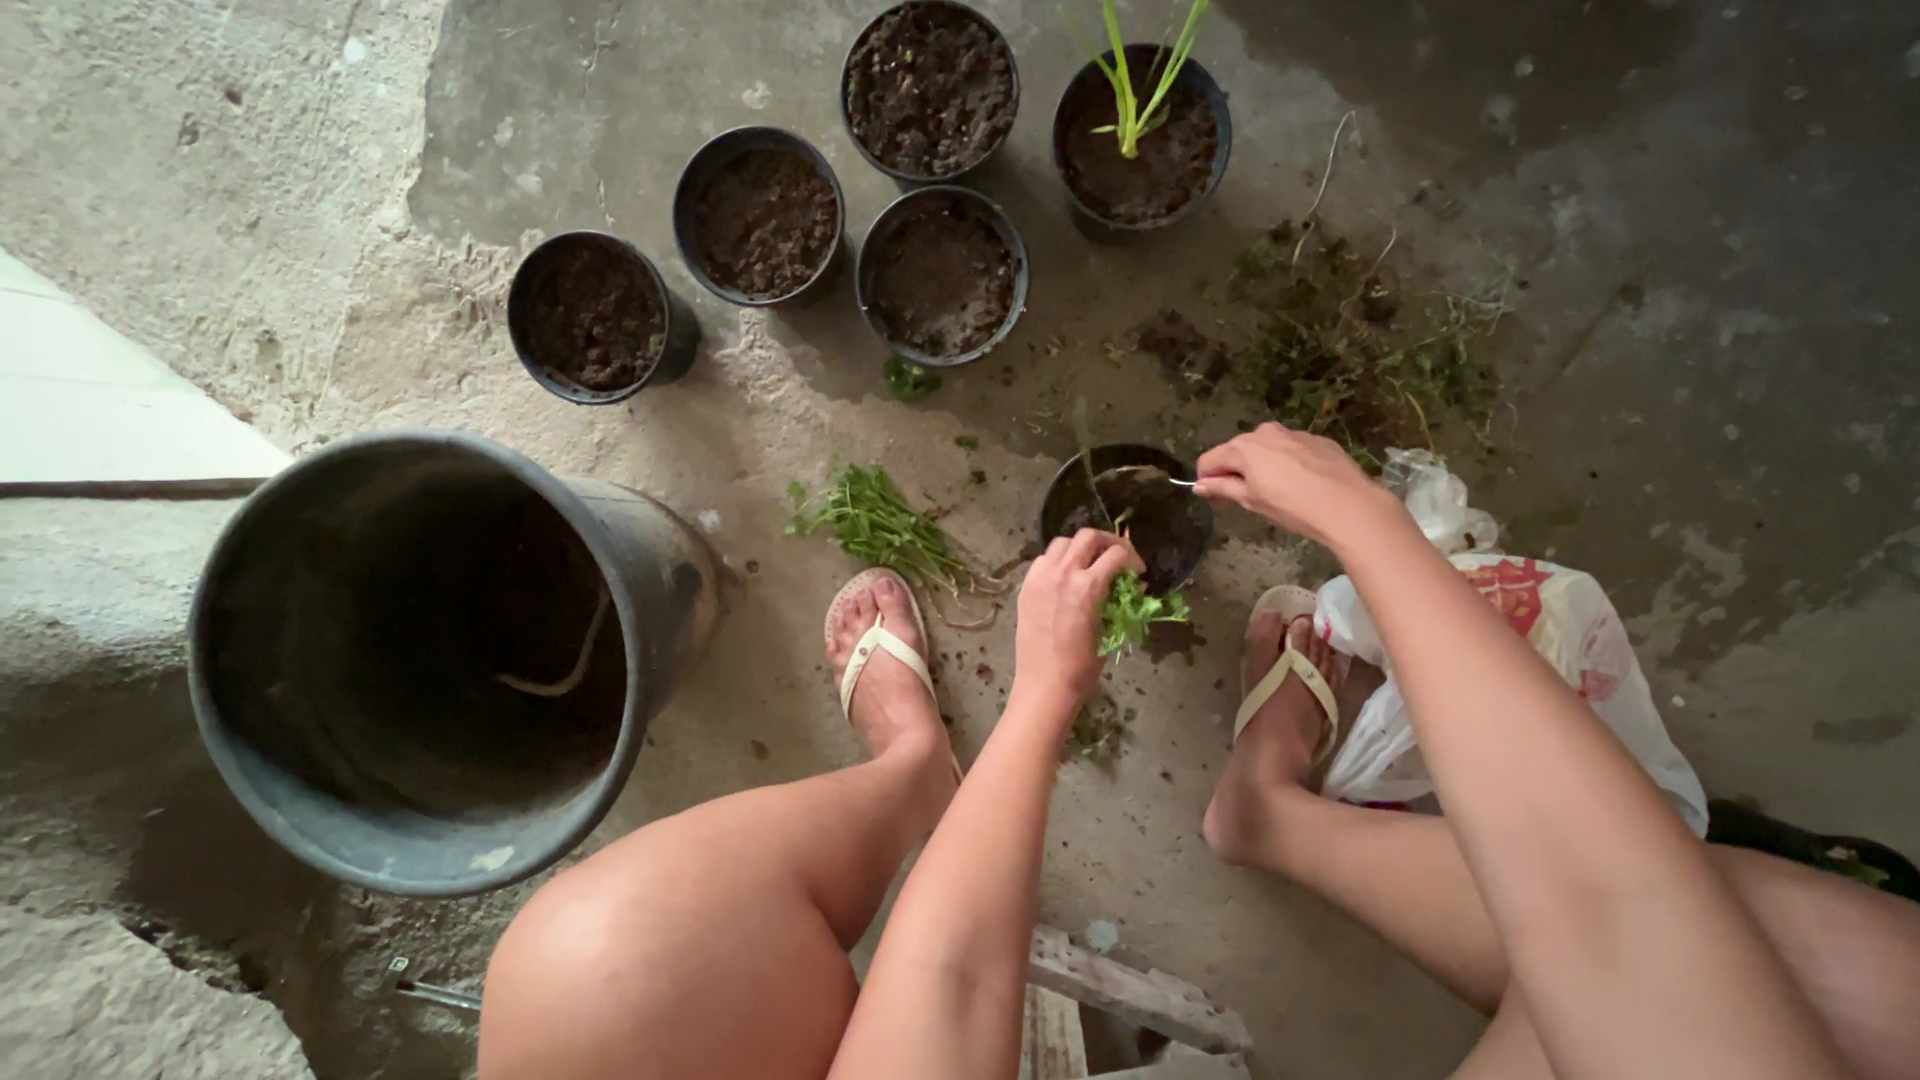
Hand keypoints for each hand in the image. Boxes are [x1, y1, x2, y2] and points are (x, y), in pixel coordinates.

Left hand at [1013, 530, 1144, 703]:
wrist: (1045, 683)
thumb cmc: (1081, 666)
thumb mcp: (1109, 631)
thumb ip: (1116, 602)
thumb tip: (1128, 588)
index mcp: (1088, 587)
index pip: (1117, 554)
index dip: (1134, 558)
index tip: (1137, 571)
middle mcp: (1062, 574)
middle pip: (1088, 536)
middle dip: (1108, 542)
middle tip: (1117, 556)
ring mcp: (1040, 578)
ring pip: (1063, 542)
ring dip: (1080, 548)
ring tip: (1089, 563)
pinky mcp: (1026, 587)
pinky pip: (1043, 560)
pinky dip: (1058, 560)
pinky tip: (1065, 576)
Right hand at [1192, 423, 1404, 548]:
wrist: (1348, 504)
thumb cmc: (1292, 506)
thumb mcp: (1252, 500)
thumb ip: (1223, 488)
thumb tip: (1200, 486)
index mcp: (1243, 448)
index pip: (1209, 459)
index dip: (1206, 480)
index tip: (1214, 499)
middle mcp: (1265, 432)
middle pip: (1237, 450)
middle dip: (1233, 470)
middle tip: (1243, 497)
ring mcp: (1293, 433)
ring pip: (1265, 447)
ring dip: (1260, 464)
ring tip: (1274, 490)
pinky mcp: (1317, 439)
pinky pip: (1291, 448)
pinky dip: (1286, 462)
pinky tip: (1300, 483)